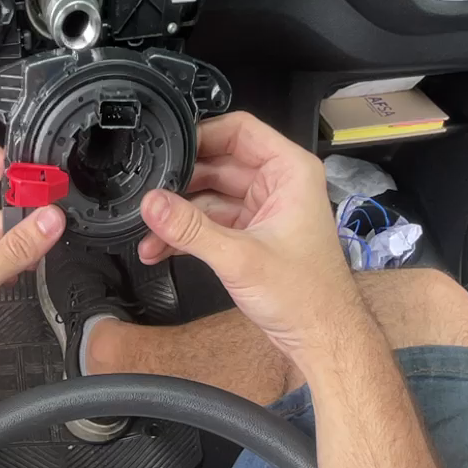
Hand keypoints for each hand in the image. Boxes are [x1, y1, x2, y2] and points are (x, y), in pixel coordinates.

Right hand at [136, 112, 357, 357]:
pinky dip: (188, 237)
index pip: (240, 131)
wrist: (318, 335)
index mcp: (289, 172)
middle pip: (218, 167)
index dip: (202, 136)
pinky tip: (161, 249)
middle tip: (151, 198)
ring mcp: (263, 214)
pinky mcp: (251, 239)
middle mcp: (277, 187)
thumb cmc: (304, 294)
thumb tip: (154, 204)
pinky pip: (212, 227)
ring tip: (149, 233)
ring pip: (211, 201)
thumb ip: (192, 229)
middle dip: (182, 185)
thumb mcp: (239, 257)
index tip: (168, 149)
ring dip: (180, 218)